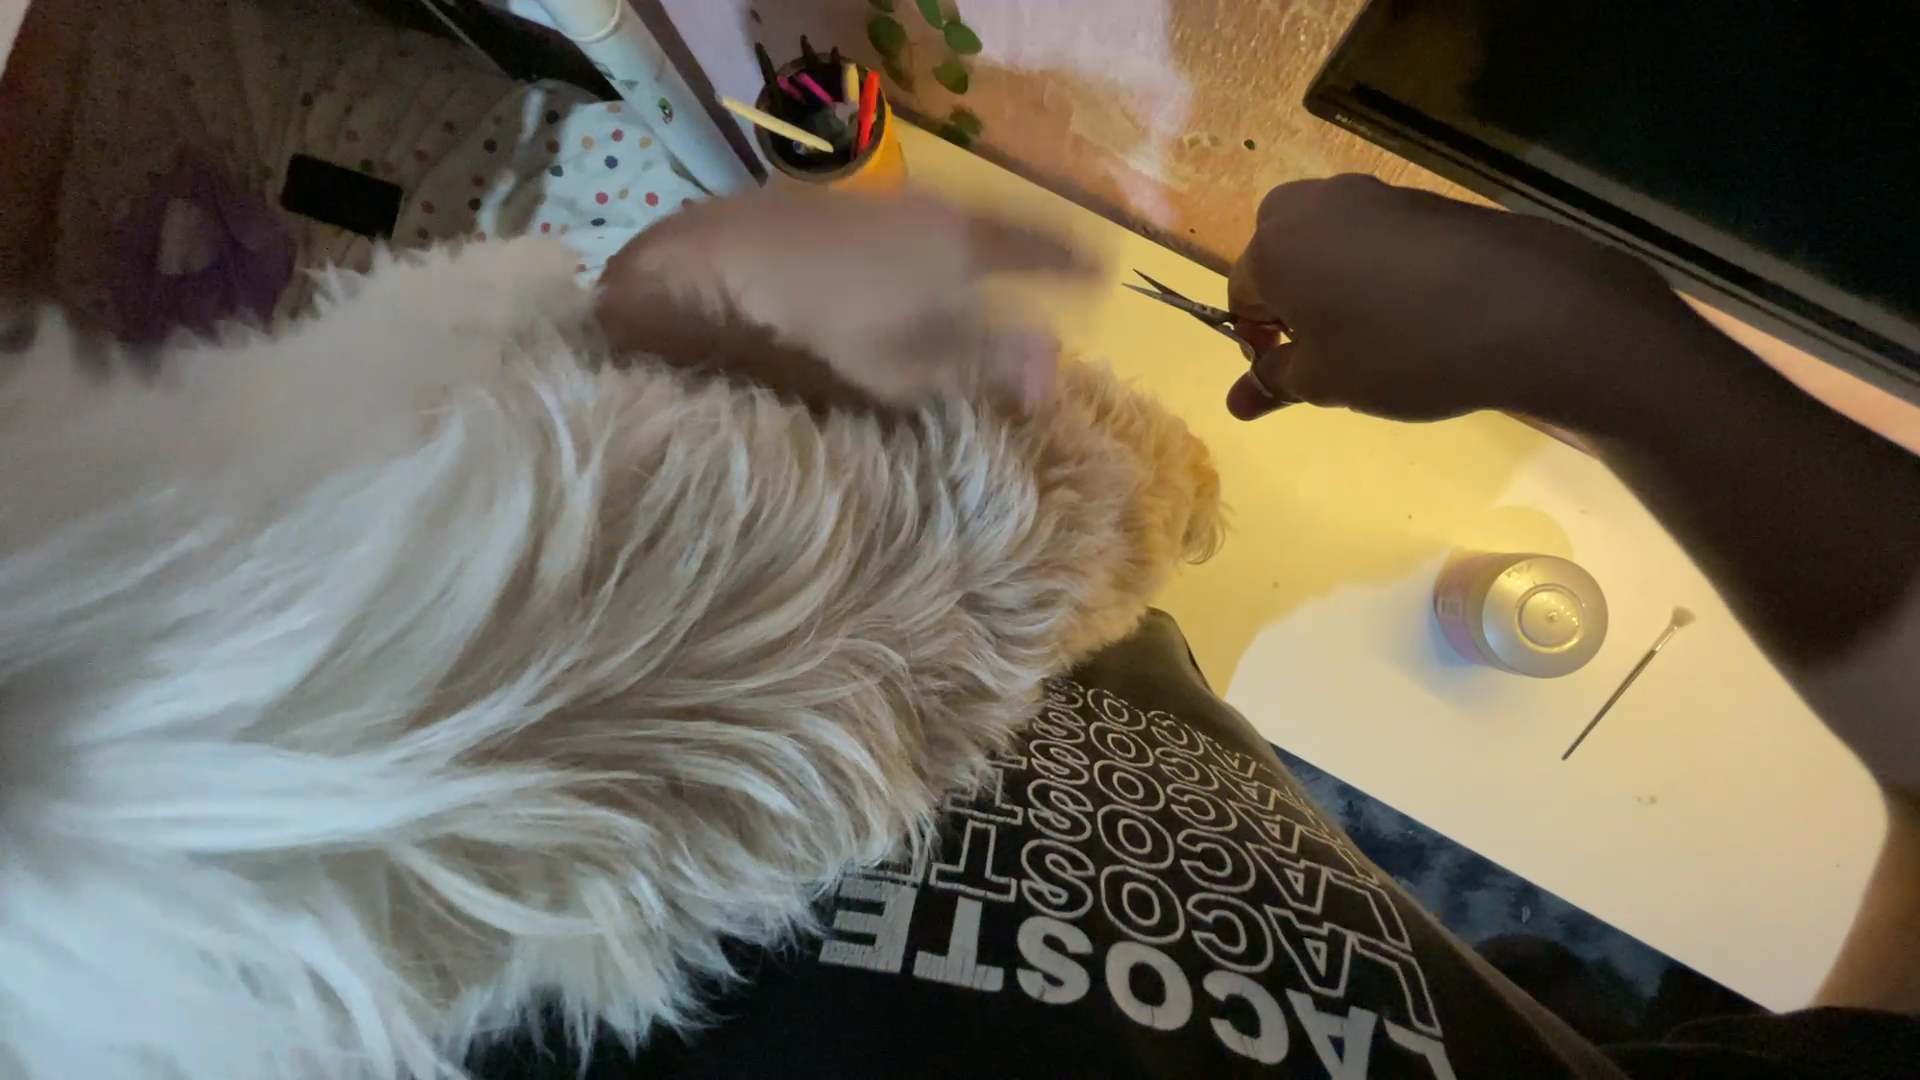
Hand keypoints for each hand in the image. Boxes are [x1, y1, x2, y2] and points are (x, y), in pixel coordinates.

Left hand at [596, 187, 1091, 407]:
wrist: (707, 275)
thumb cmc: (815, 336)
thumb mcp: (904, 371)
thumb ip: (980, 364)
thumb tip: (1055, 367)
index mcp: (957, 247)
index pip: (1040, 245)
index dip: (1074, 261)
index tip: (1104, 270)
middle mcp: (928, 208)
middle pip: (997, 228)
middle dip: (1027, 254)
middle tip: (1050, 275)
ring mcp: (880, 200)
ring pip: (950, 224)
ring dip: (975, 249)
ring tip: (984, 278)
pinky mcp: (837, 204)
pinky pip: (907, 224)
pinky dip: (927, 248)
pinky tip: (907, 270)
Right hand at [1224, 175, 1705, 433]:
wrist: (1528, 312)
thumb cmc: (1395, 351)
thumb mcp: (1322, 381)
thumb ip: (1271, 383)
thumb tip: (1235, 403)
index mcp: (1274, 247)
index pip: (1239, 292)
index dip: (1255, 336)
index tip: (1283, 369)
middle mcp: (1315, 206)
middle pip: (1276, 248)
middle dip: (1284, 293)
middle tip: (1316, 340)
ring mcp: (1374, 194)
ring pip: (1326, 237)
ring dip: (1327, 279)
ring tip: (1364, 328)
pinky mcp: (1425, 198)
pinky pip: (1374, 233)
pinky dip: (1372, 266)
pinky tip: (1408, 307)